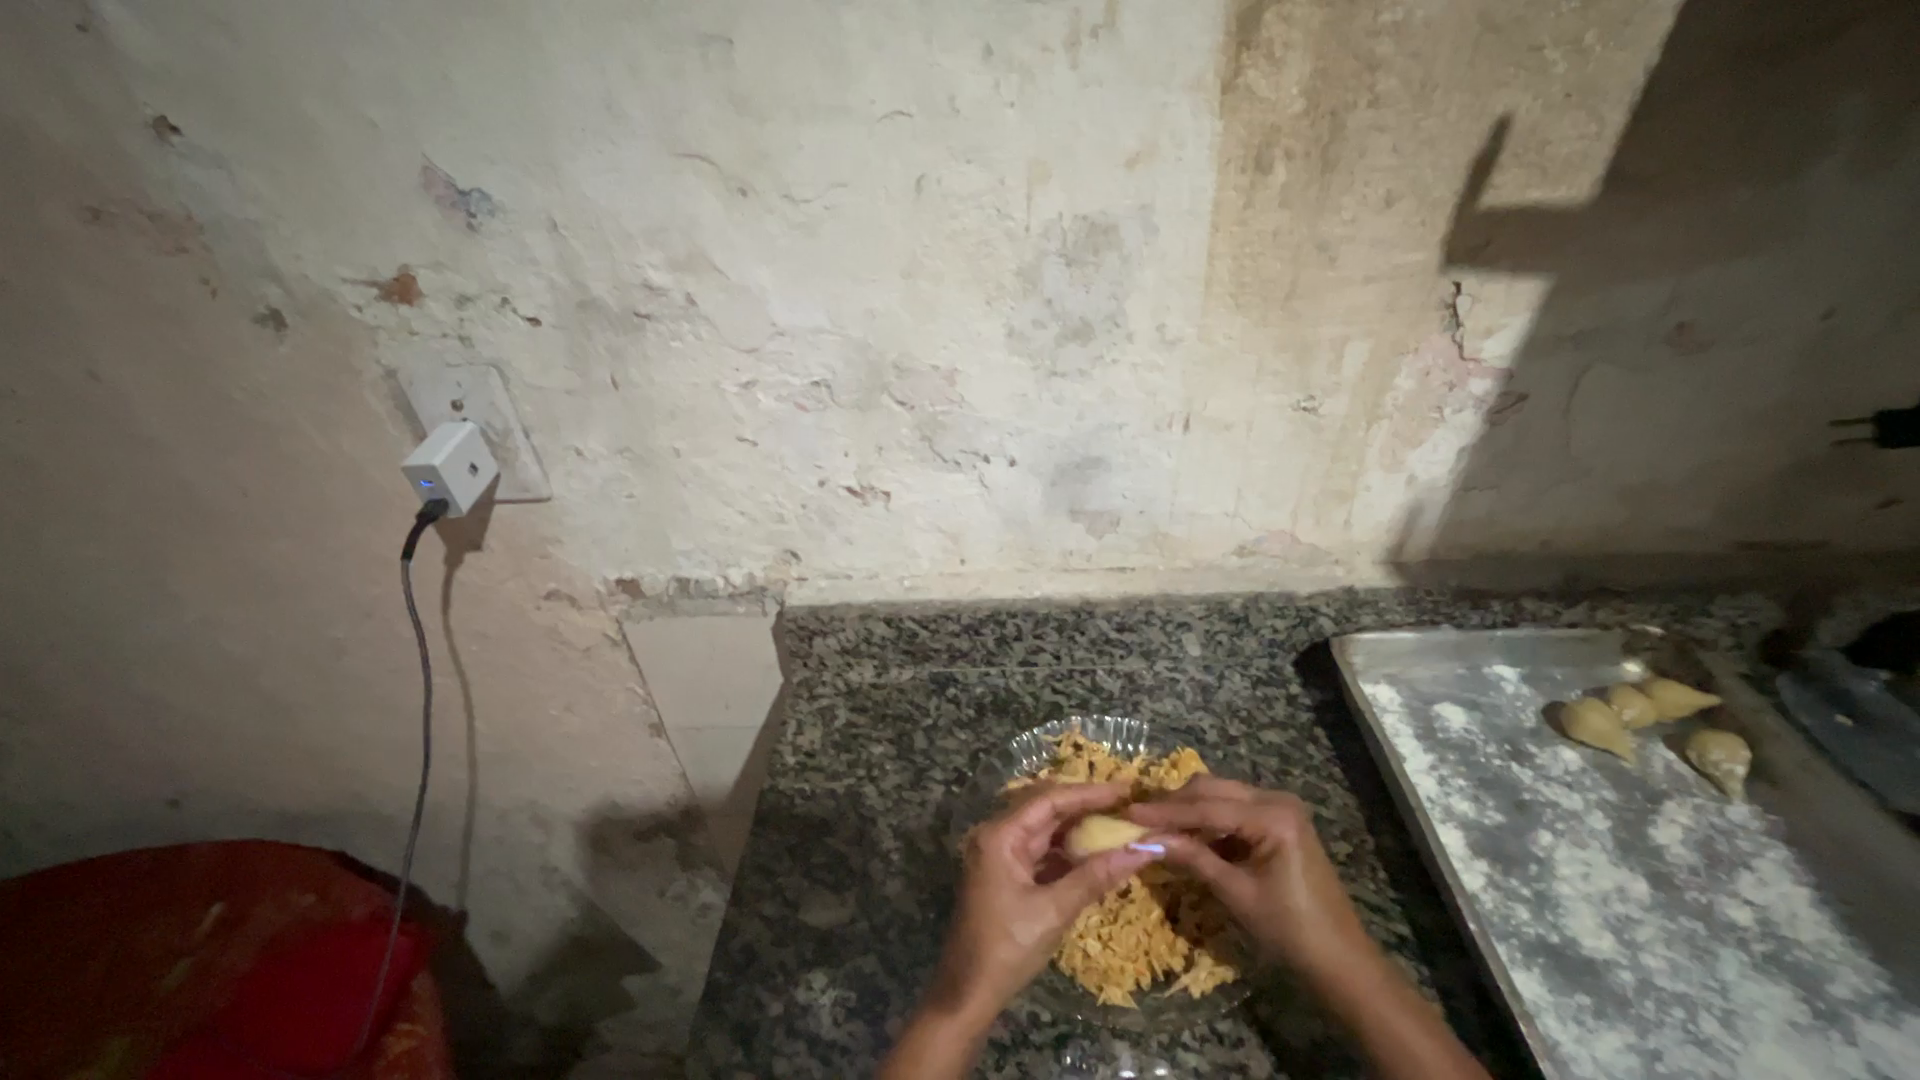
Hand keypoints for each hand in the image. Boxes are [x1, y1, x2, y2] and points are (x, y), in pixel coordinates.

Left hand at [930, 781, 1163, 1019]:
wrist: (968, 992)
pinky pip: (1041, 852)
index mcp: (1000, 836)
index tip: (1127, 790)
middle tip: (1128, 803)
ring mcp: (1000, 855)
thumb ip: (1096, 876)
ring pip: (1046, 831)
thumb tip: (1142, 850)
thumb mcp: (1055, 910)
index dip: (1090, 793)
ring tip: (1119, 824)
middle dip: (1087, 806)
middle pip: (1047, 810)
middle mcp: (997, 836)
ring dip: (1080, 829)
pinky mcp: (1007, 875)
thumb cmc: (1007, 948)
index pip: (1050, 800)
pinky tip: (1096, 853)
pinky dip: (1068, 852)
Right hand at [1126, 776, 1374, 978]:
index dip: (1164, 812)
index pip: (1206, 808)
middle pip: (1212, 790)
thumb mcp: (1236, 893)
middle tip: (1137, 816)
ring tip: (1154, 825)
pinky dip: (1207, 820)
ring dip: (1188, 809)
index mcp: (1273, 816)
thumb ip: (1193, 858)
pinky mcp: (1278, 821)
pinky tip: (1185, 834)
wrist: (1338, 957)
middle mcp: (1277, 800)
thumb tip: (1146, 839)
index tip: (1128, 813)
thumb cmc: (1289, 929)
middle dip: (1174, 804)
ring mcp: (1280, 808)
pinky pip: (1233, 810)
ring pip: (1220, 796)